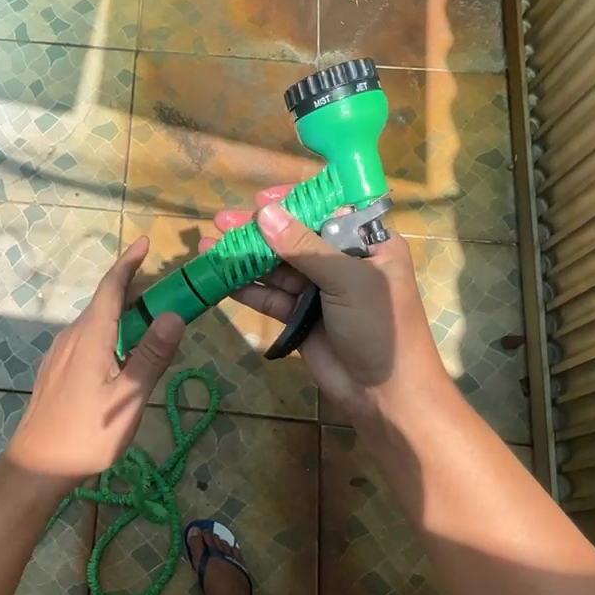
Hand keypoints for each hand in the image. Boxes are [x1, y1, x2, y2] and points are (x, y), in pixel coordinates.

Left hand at [5, 238, 184, 481]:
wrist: (38, 464)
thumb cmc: (87, 433)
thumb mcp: (129, 398)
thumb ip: (151, 356)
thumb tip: (174, 314)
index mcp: (90, 336)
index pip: (111, 287)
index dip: (128, 263)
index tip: (144, 243)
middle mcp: (71, 337)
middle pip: (105, 303)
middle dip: (135, 293)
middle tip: (168, 297)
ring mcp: (59, 354)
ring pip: (95, 324)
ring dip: (123, 318)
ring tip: (152, 329)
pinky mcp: (55, 371)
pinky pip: (86, 341)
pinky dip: (109, 336)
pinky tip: (122, 359)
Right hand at [203, 185, 453, 422]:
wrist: (385, 395)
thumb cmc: (381, 328)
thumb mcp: (348, 281)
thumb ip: (305, 247)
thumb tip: (263, 215)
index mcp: (369, 244)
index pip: (329, 210)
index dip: (295, 202)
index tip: (261, 199)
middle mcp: (344, 263)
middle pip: (295, 237)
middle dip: (259, 230)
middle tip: (222, 221)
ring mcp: (320, 291)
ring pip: (277, 268)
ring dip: (245, 258)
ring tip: (209, 247)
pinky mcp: (300, 318)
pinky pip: (270, 297)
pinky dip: (246, 289)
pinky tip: (220, 278)